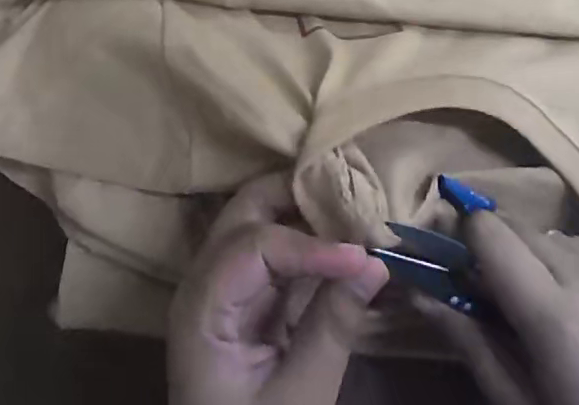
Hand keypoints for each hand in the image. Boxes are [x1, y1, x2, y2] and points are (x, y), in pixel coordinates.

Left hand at [168, 174, 390, 404]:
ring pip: (258, 221)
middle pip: (246, 211)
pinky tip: (340, 240)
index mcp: (202, 306)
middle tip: (349, 195)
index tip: (361, 254)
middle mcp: (203, 281)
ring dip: (303, 211)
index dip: (310, 244)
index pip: (254, 244)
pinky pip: (273, 251)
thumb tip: (376, 262)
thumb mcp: (299, 397)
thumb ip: (333, 325)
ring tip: (351, 211)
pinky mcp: (244, 299)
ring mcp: (222, 286)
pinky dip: (306, 240)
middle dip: (297, 195)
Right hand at [416, 211, 578, 404]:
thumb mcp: (519, 400)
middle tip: (494, 292)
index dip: (466, 238)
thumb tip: (415, 288)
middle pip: (517, 226)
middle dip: (496, 248)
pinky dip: (570, 264)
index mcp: (554, 314)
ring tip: (545, 306)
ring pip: (550, 234)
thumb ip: (467, 338)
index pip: (489, 230)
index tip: (457, 263)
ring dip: (534, 256)